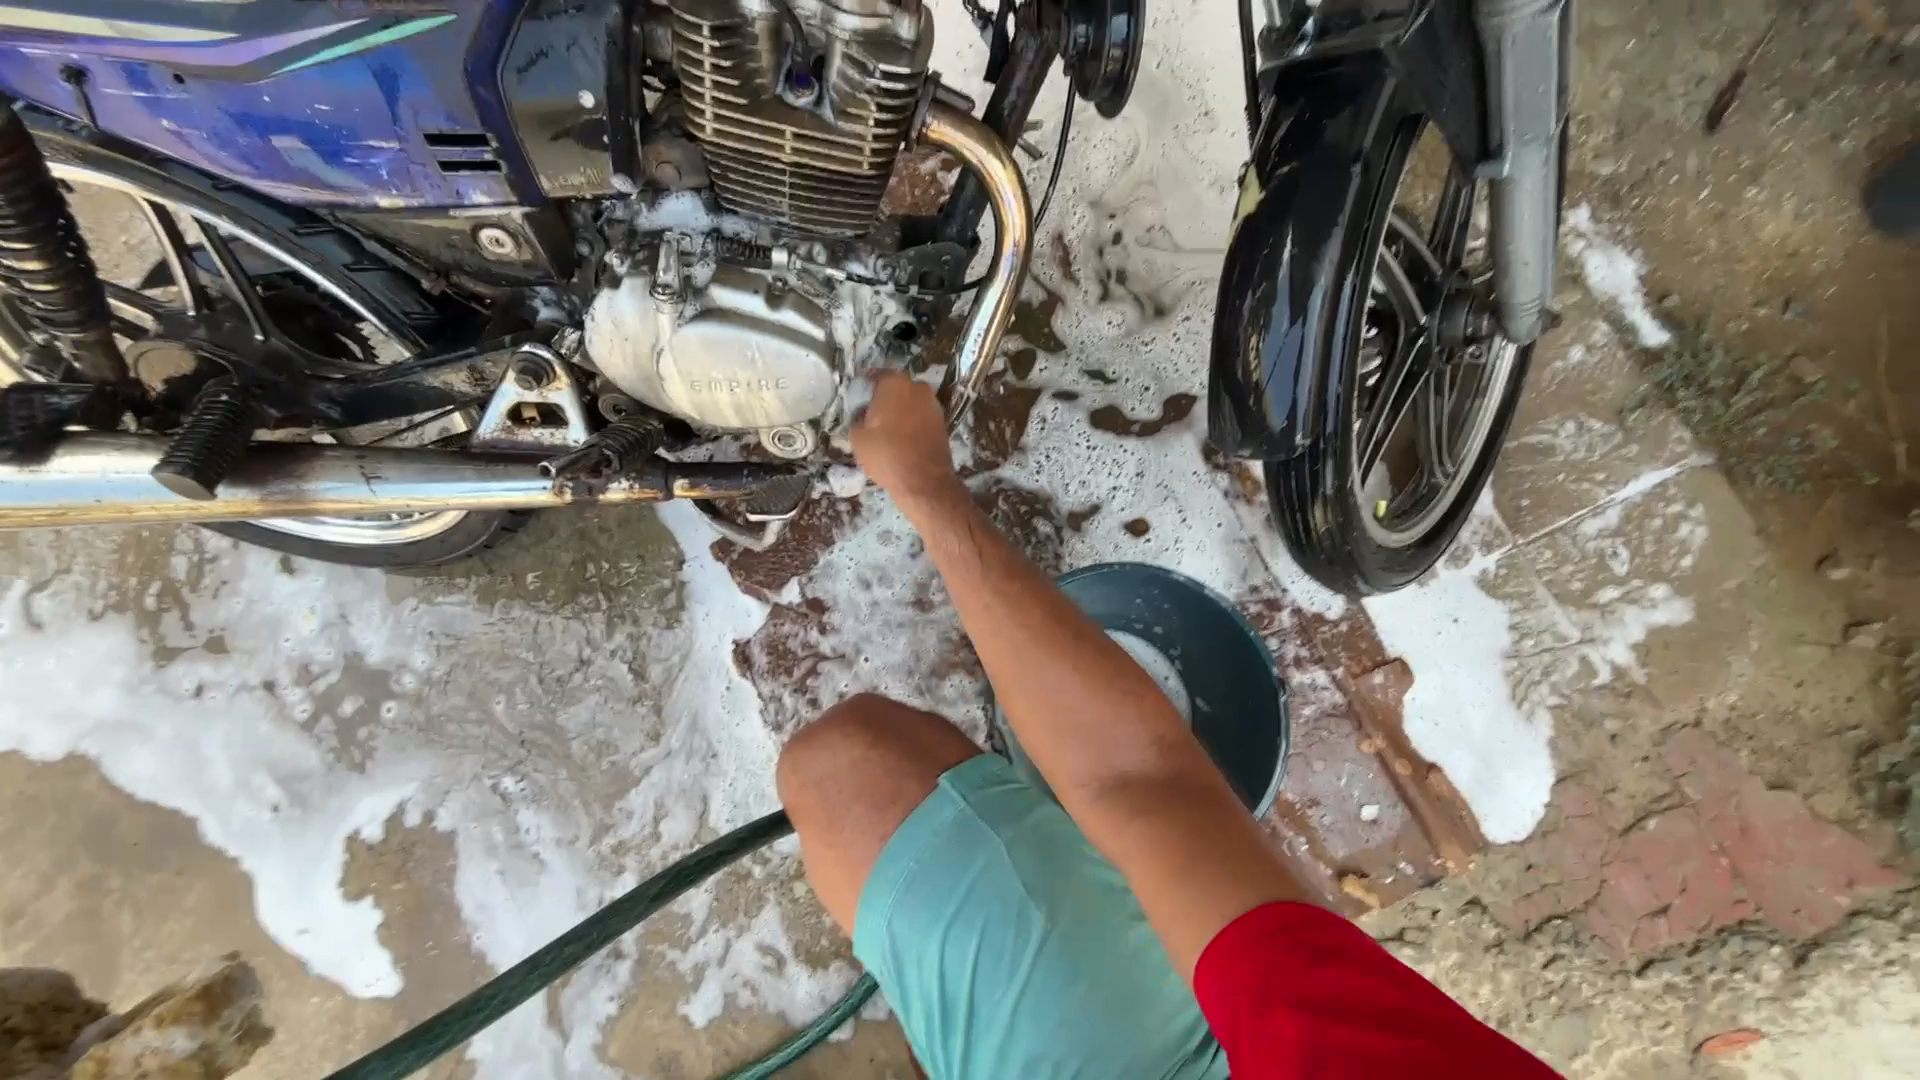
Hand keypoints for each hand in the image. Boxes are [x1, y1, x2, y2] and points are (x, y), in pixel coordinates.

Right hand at [850, 371, 961, 506]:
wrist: (924, 481)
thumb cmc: (887, 454)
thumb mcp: (858, 437)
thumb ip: (858, 417)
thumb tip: (864, 413)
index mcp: (895, 383)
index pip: (876, 375)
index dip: (866, 386)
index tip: (859, 397)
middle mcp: (918, 386)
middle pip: (896, 387)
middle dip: (885, 397)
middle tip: (873, 414)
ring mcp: (933, 403)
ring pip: (910, 401)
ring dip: (900, 410)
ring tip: (888, 428)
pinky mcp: (942, 421)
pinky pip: (921, 416)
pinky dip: (912, 422)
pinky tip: (903, 437)